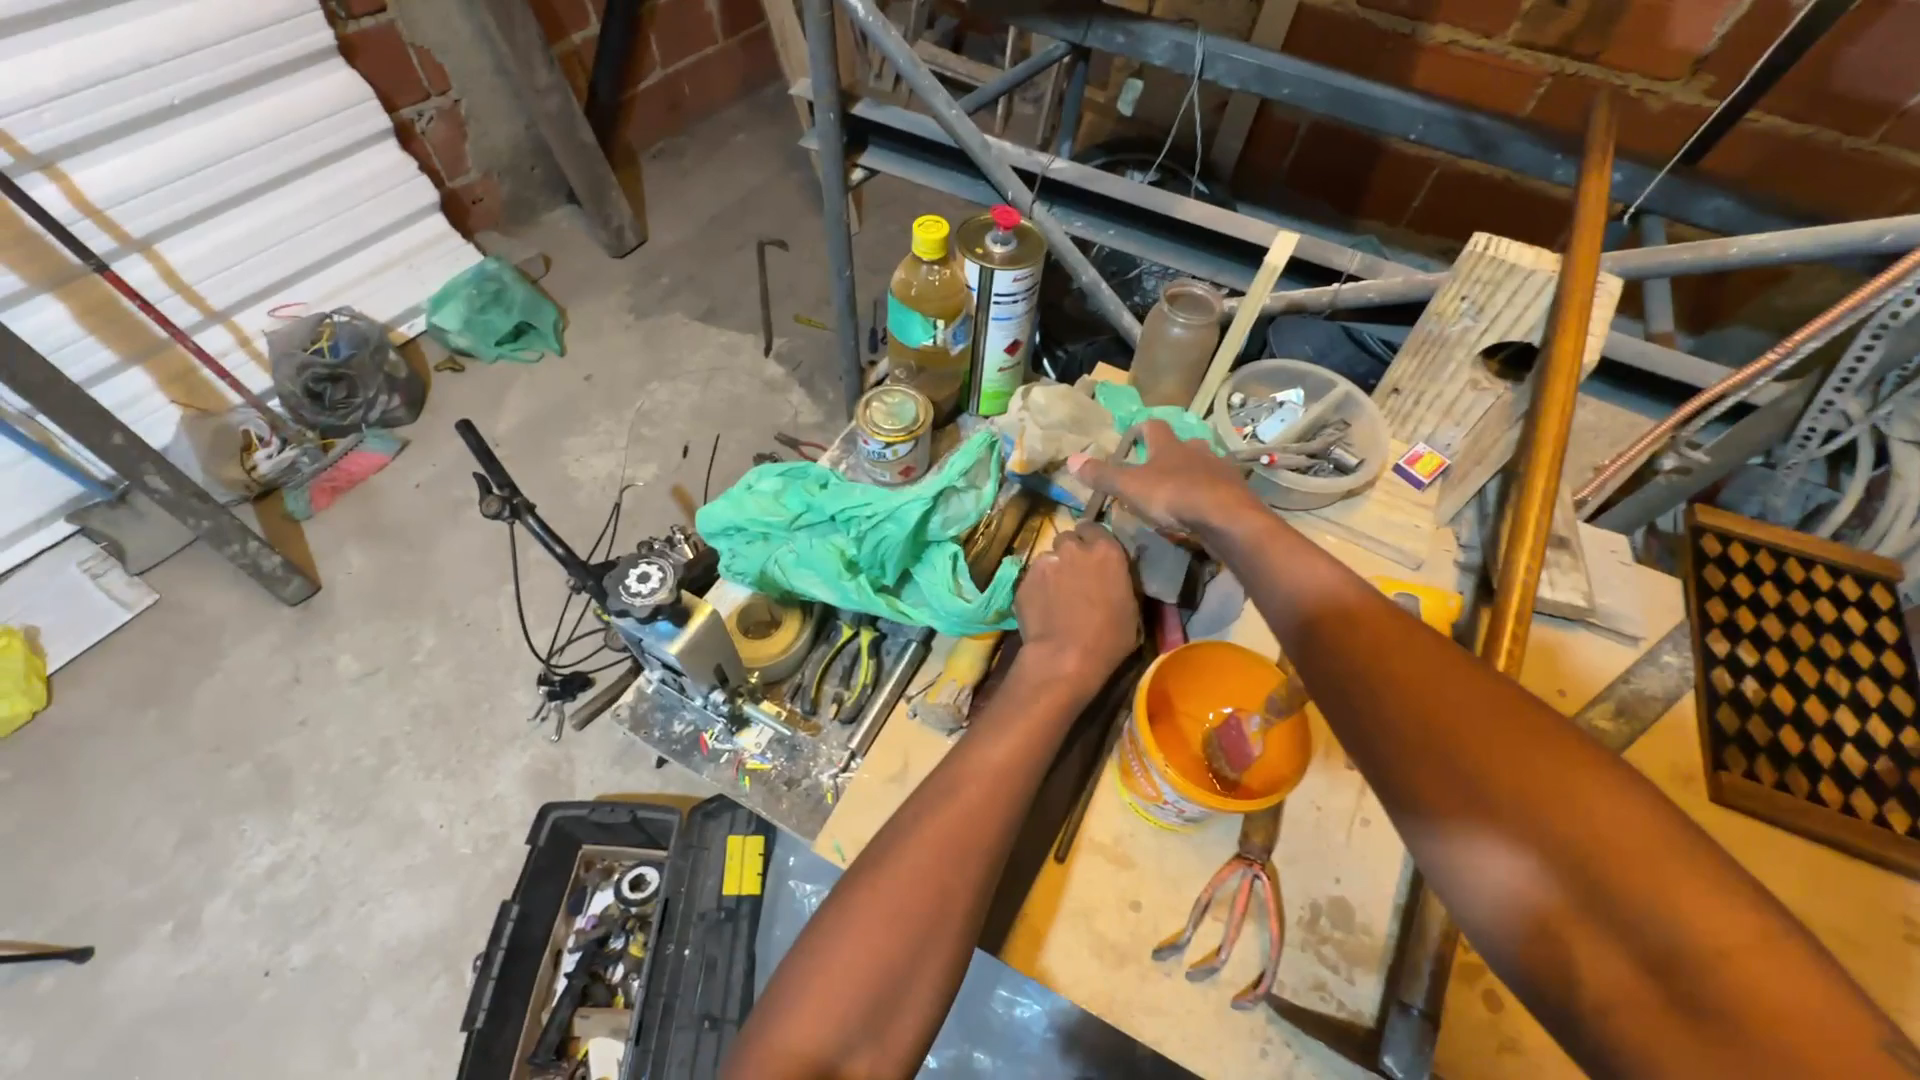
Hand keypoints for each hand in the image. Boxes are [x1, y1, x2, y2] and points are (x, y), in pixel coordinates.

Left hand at [1014, 522, 1139, 692]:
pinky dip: (1038, 587)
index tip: (1093, 555)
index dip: (1092, 540)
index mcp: (1106, 551)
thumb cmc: (1109, 637)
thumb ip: (1119, 580)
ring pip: (1048, 558)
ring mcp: (1044, 562)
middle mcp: (1073, 548)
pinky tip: (1042, 608)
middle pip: (1068, 539)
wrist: (1065, 656)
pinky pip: (1033, 578)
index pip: (1094, 528)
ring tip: (1056, 595)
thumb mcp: (1131, 606)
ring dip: (1053, 570)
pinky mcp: (1023, 580)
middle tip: (1075, 575)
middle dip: (1070, 552)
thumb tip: (1113, 576)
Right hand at [1069, 420, 1260, 534]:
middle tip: (1157, 468)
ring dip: (1192, 473)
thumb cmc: (1173, 496)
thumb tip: (1071, 459)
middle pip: (1182, 444)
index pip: (1153, 426)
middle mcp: (1196, 450)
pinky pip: (1218, 487)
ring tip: (1180, 490)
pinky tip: (1202, 508)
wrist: (1226, 516)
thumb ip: (1102, 475)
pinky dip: (1209, 493)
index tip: (1133, 436)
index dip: (1142, 430)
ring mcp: (1219, 469)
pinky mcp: (1235, 491)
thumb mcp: (1129, 487)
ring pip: (1203, 464)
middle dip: (1170, 453)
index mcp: (1169, 445)